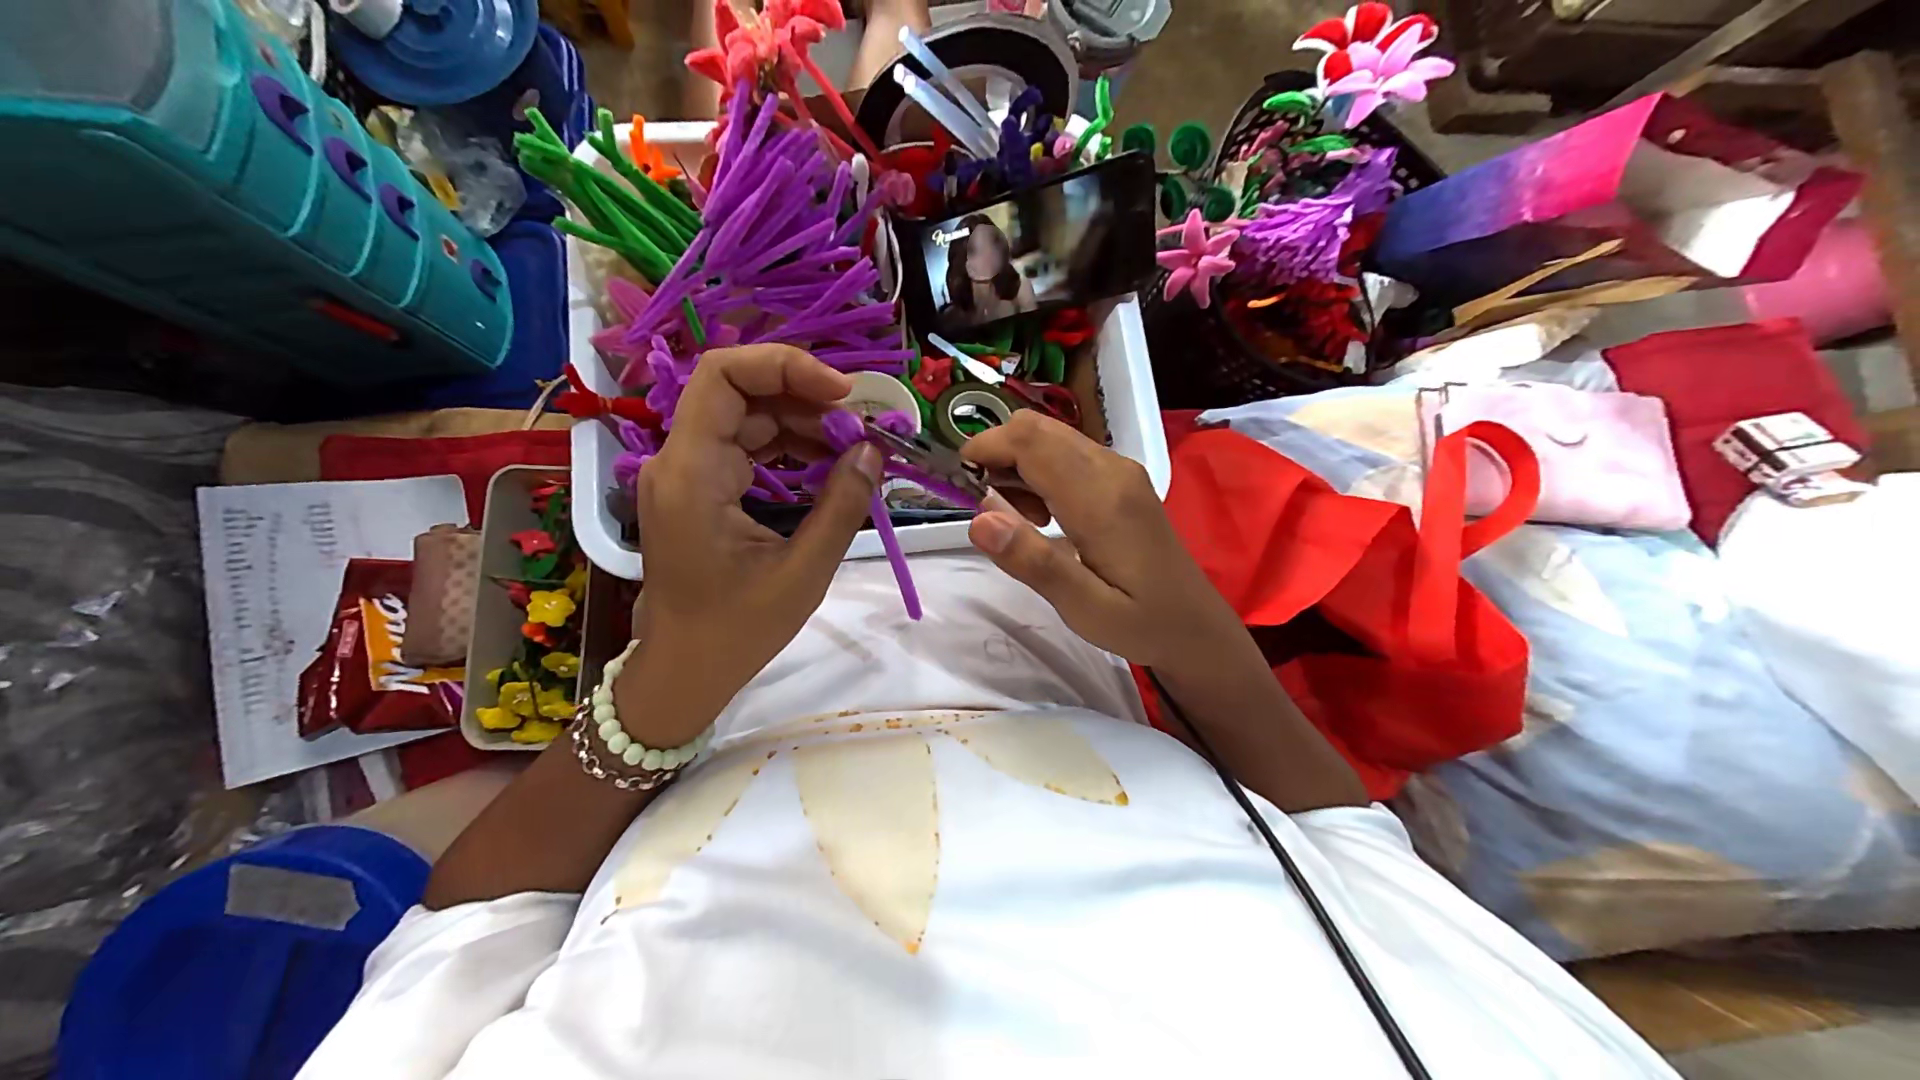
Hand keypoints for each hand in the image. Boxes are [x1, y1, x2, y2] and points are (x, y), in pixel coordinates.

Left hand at [617, 345, 881, 746]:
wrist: (684, 670)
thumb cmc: (737, 630)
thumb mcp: (803, 571)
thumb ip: (842, 504)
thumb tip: (874, 450)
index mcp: (692, 474)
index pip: (724, 375)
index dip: (786, 367)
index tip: (843, 394)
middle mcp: (679, 460)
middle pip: (741, 393)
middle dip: (807, 400)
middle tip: (862, 430)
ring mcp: (686, 473)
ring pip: (747, 417)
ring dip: (803, 424)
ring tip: (854, 448)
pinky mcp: (699, 488)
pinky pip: (745, 446)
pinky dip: (788, 448)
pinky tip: (827, 464)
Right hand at [961, 412, 1243, 668]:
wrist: (1195, 627)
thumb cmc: (1140, 623)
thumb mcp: (1083, 608)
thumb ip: (1033, 562)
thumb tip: (979, 518)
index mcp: (1100, 499)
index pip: (1030, 442)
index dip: (985, 448)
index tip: (958, 482)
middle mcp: (1111, 469)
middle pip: (1037, 428)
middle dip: (997, 453)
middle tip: (984, 505)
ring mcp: (1119, 470)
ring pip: (1050, 437)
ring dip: (1016, 464)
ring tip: (1016, 519)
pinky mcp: (1121, 479)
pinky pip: (1067, 454)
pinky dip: (1038, 472)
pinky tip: (1041, 516)